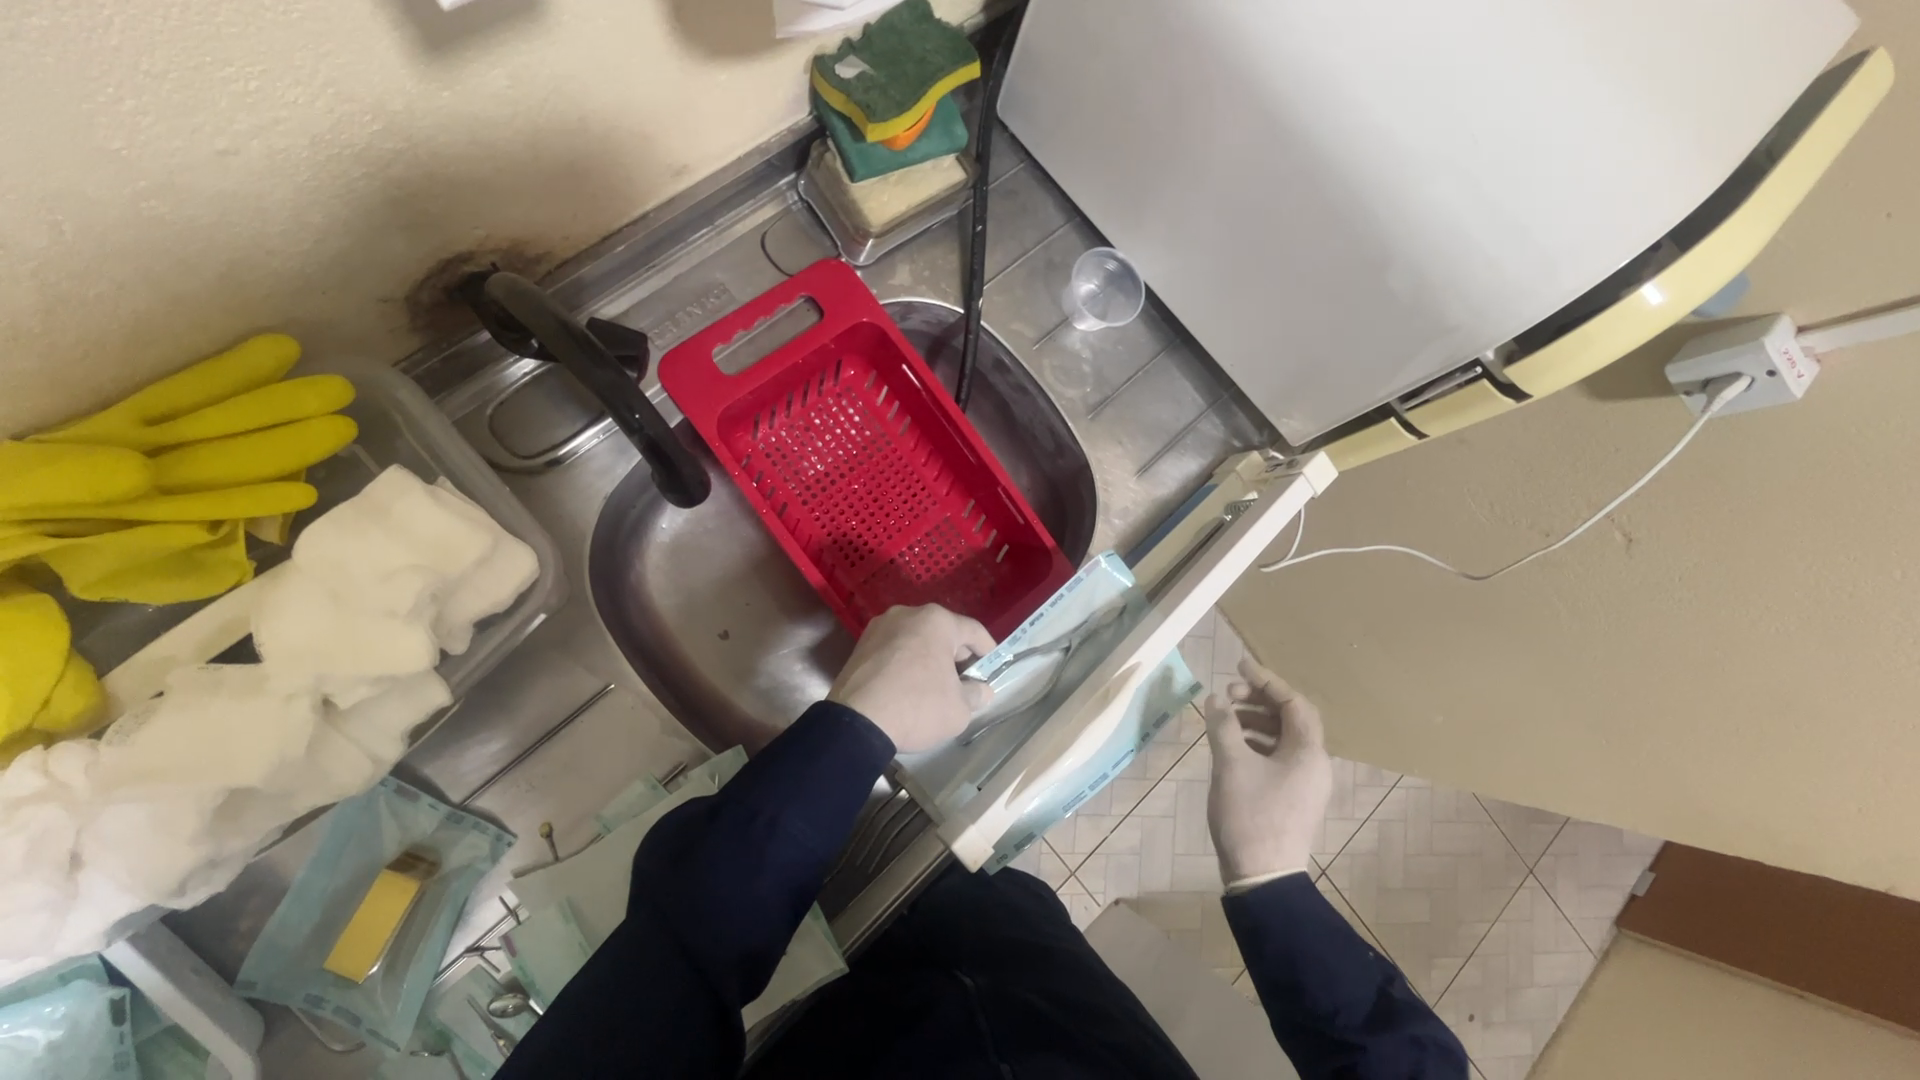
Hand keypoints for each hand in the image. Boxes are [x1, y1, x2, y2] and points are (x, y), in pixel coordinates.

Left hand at [828, 605, 995, 753]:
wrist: (858, 722)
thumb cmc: (918, 706)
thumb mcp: (960, 709)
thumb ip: (976, 695)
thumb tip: (981, 690)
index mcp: (937, 621)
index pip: (973, 631)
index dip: (988, 651)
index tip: (992, 668)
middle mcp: (907, 614)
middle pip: (942, 632)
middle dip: (956, 655)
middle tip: (964, 680)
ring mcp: (879, 627)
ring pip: (915, 640)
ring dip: (928, 658)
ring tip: (934, 685)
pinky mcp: (860, 645)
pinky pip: (893, 650)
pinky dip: (905, 663)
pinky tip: (907, 686)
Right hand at [1203, 658, 1332, 890]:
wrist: (1264, 877)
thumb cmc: (1250, 816)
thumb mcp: (1231, 765)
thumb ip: (1223, 726)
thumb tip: (1215, 699)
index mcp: (1307, 752)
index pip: (1293, 702)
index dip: (1266, 680)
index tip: (1239, 666)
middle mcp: (1314, 764)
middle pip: (1290, 718)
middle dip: (1258, 700)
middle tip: (1226, 695)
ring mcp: (1305, 783)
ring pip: (1283, 739)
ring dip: (1255, 722)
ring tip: (1224, 719)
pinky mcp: (1293, 798)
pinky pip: (1278, 758)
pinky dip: (1256, 744)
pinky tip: (1231, 747)